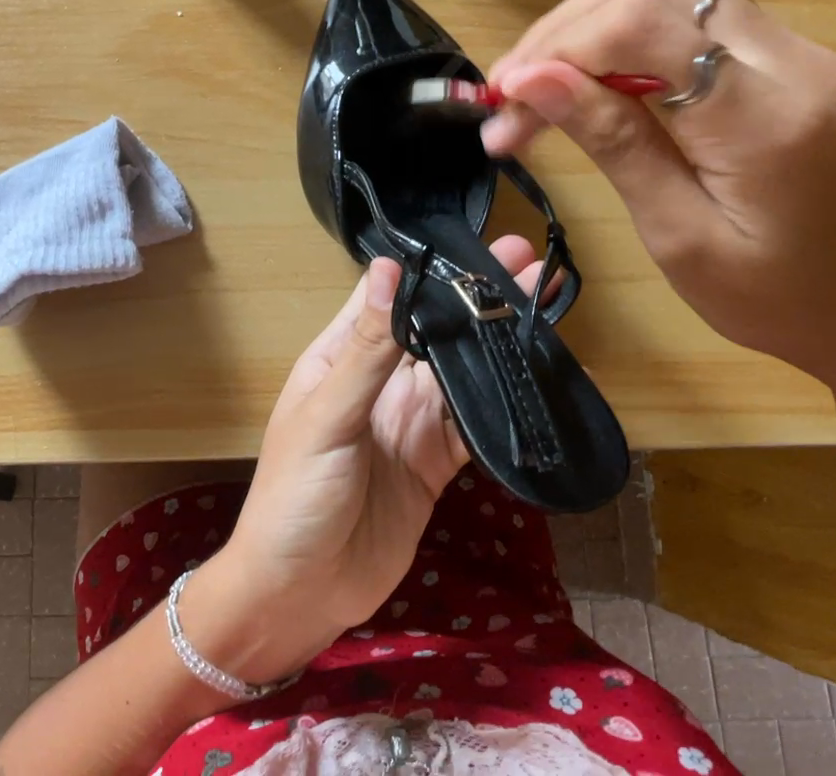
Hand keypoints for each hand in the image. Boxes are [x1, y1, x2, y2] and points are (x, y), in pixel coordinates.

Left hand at [183, 237, 554, 682]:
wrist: (298, 592)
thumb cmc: (294, 496)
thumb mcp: (326, 417)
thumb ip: (364, 350)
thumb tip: (387, 269)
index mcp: (337, 361)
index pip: (385, 301)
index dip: (426, 272)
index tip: (473, 243)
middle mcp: (375, 385)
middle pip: (431, 333)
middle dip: (474, 300)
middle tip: (527, 263)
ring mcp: (405, 424)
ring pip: (458, 374)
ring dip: (495, 343)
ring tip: (541, 303)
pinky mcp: (432, 465)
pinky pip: (471, 425)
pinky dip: (500, 403)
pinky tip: (533, 375)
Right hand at [479, 0, 835, 390]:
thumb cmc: (780, 303)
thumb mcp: (681, 238)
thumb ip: (615, 145)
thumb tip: (534, 81)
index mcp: (762, 119)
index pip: (635, 32)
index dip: (553, 53)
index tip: (501, 107)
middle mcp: (794, 62)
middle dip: (563, 34)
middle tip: (508, 97)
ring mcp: (807, 55)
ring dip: (595, 16)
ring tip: (537, 66)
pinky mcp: (804, 64)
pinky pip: (716, 7)